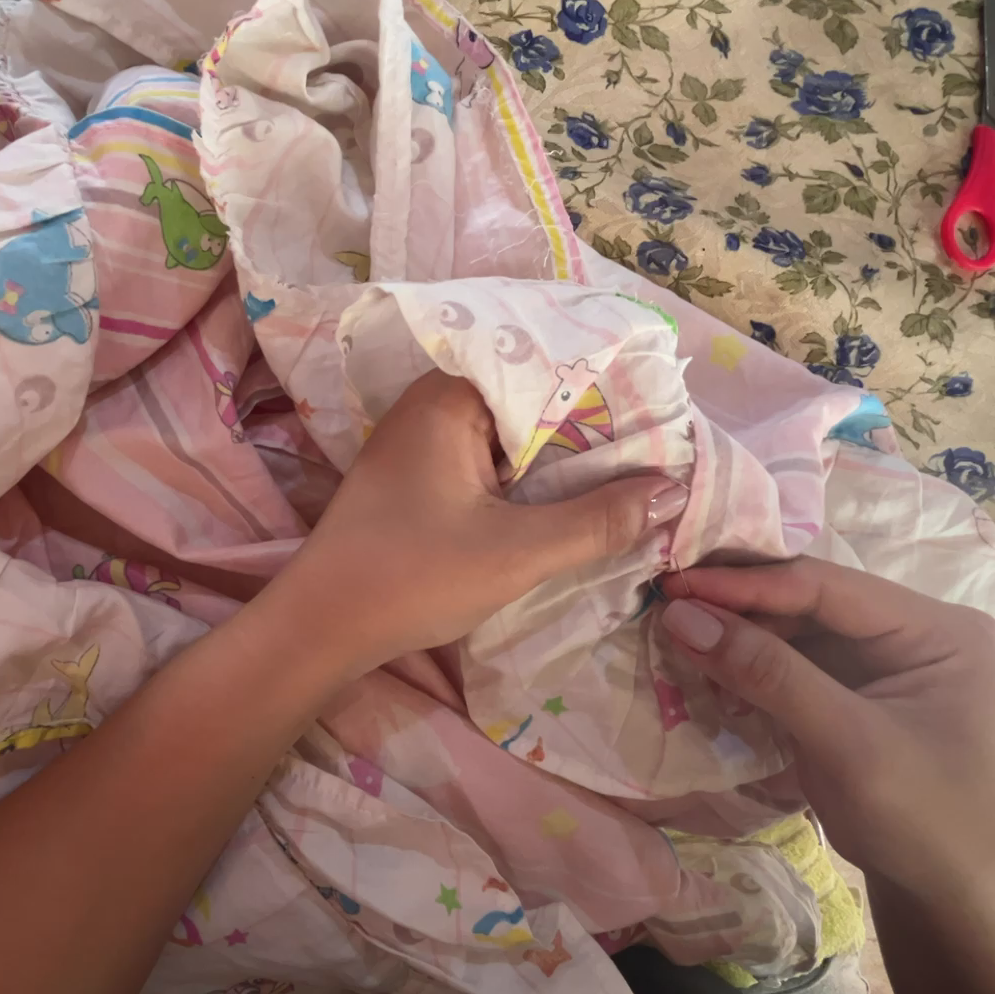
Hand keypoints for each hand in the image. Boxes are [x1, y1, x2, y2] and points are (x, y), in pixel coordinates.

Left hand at [257, 370, 686, 676]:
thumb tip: (672, 490)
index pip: (548, 368)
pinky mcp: (417, 473)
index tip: (666, 415)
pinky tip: (566, 495)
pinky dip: (525, 474)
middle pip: (530, 400)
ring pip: (510, 433)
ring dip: (559, 456)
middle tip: (659, 449)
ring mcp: (421, 438)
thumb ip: (597, 520)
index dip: (609, 390)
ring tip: (630, 470)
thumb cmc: (412, 578)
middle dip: (591, 427)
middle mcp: (432, 401)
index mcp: (450, 395)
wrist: (322, 625)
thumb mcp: (516, 552)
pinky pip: (486, 458)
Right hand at [657, 559, 994, 993]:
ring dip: (735, 634)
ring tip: (675, 630)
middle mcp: (911, 631)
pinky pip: (788, 662)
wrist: (963, 913)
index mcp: (939, 628)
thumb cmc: (930, 825)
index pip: (824, 585)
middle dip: (735, 605)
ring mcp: (880, 663)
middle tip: (665, 601)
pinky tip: (705, 663)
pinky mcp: (851, 693)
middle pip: (805, 600)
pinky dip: (745, 665)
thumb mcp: (849, 744)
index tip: (674, 586)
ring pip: (790, 629)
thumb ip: (766, 672)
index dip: (744, 583)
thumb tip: (678, 613)